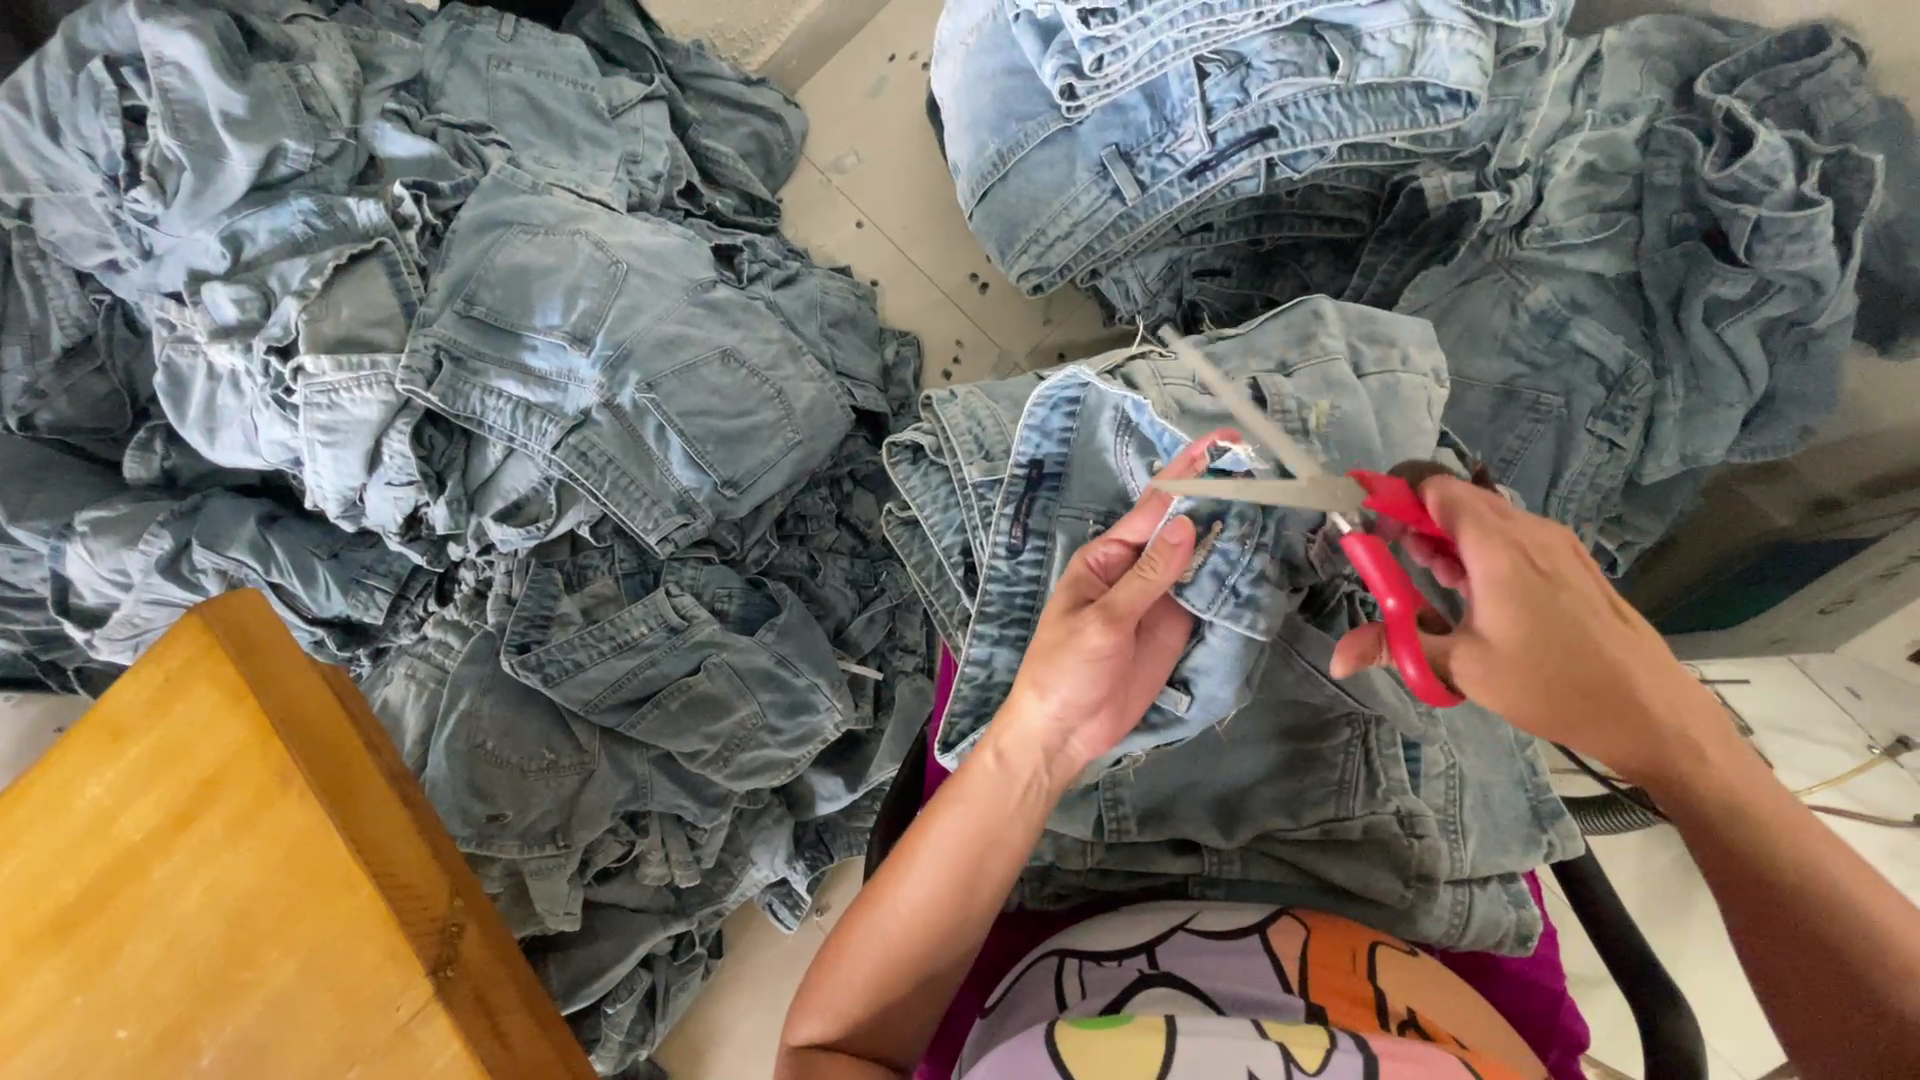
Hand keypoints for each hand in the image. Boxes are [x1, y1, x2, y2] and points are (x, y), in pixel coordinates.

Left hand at [988, 431, 1234, 788]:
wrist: (1064, 730)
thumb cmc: (1065, 669)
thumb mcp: (1103, 621)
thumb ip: (1148, 576)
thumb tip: (1188, 525)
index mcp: (1107, 557)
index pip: (1153, 508)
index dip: (1189, 474)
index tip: (1223, 443)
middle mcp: (1136, 569)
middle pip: (1182, 527)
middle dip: (1218, 497)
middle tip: (1266, 468)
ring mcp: (1159, 598)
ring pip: (1200, 558)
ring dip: (1231, 533)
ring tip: (1275, 501)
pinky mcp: (1176, 626)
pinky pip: (1205, 594)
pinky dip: (1231, 576)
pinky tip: (1261, 555)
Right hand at [1329, 476, 1728, 787]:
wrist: (1653, 713)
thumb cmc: (1552, 685)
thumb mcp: (1462, 667)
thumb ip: (1394, 647)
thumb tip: (1336, 659)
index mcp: (1499, 547)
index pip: (1436, 488)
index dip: (1395, 497)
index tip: (1370, 527)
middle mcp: (1529, 532)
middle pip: (1459, 500)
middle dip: (1416, 521)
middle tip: (1394, 562)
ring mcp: (1556, 546)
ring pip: (1486, 519)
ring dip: (1448, 538)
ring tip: (1431, 582)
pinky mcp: (1571, 564)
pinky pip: (1511, 537)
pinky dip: (1478, 550)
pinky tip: (1473, 593)